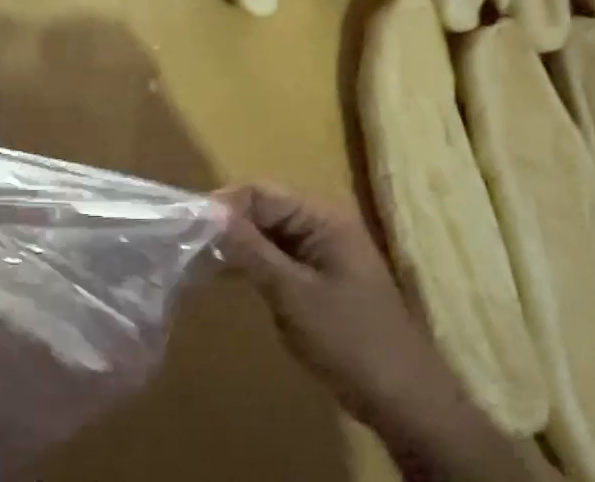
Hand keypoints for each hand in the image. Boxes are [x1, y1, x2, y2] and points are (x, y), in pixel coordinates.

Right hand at [214, 185, 471, 435]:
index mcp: (324, 220)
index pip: (260, 193)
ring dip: (236, 245)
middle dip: (227, 225)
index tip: (189, 230)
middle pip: (262, 209)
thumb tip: (208, 212)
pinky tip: (225, 278)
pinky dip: (251, 263)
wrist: (405, 401)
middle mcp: (324, 226)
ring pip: (266, 234)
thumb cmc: (350, 341)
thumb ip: (250, 250)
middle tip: (190, 248)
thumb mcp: (292, 293)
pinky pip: (276, 257)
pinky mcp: (319, 279)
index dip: (223, 206)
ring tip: (200, 263)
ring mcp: (323, 253)